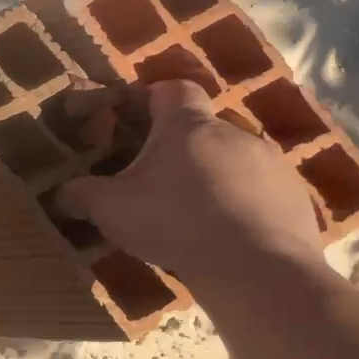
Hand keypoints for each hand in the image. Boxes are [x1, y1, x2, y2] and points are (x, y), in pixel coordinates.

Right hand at [57, 79, 322, 287]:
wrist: (259, 269)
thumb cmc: (173, 222)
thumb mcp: (105, 207)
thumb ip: (78, 193)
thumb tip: (63, 193)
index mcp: (187, 128)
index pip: (173, 89)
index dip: (149, 96)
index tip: (128, 115)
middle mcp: (235, 135)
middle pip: (199, 128)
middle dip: (172, 146)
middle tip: (145, 175)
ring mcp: (272, 165)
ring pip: (229, 158)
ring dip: (205, 173)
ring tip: (182, 207)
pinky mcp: (295, 196)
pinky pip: (256, 187)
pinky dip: (235, 199)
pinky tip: (217, 228)